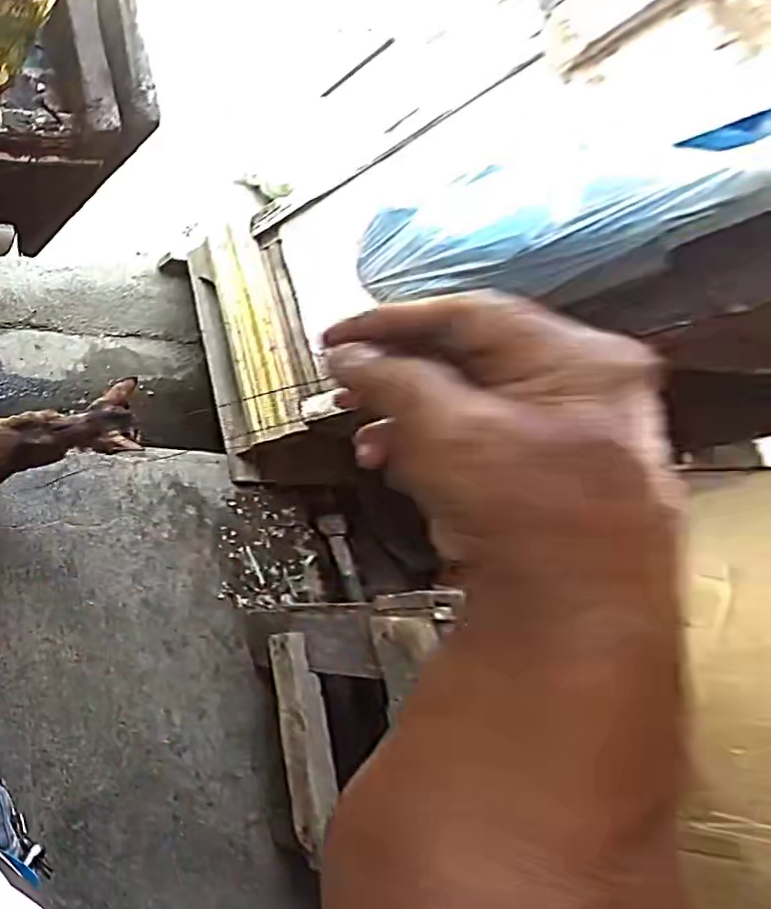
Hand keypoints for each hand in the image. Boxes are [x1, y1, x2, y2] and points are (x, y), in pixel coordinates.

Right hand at [324, 291, 678, 589]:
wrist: (563, 594)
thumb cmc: (529, 511)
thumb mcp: (444, 426)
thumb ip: (391, 379)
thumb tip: (349, 356)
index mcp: (573, 361)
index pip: (467, 314)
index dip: (390, 321)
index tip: (336, 335)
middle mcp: (569, 385)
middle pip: (456, 355)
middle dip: (387, 370)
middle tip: (338, 377)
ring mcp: (549, 425)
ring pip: (450, 395)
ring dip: (392, 408)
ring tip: (354, 422)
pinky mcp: (522, 462)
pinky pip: (454, 431)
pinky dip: (411, 438)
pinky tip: (384, 455)